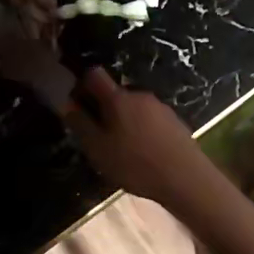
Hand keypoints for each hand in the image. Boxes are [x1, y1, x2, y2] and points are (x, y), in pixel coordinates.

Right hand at [66, 68, 209, 204]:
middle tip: (97, 137)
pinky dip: (140, 130)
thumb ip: (80, 123)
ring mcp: (160, 108)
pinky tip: (142, 153)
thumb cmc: (134, 164)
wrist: (186, 179)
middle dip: (102, 109)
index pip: (94, 75)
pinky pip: (148, 119)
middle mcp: (140, 95)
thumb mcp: (97, 148)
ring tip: (120, 149)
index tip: (77, 106)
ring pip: (132, 108)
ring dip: (122, 121)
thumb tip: (67, 104)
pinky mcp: (175, 121)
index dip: (81, 85)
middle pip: (114, 93)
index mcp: (118, 99)